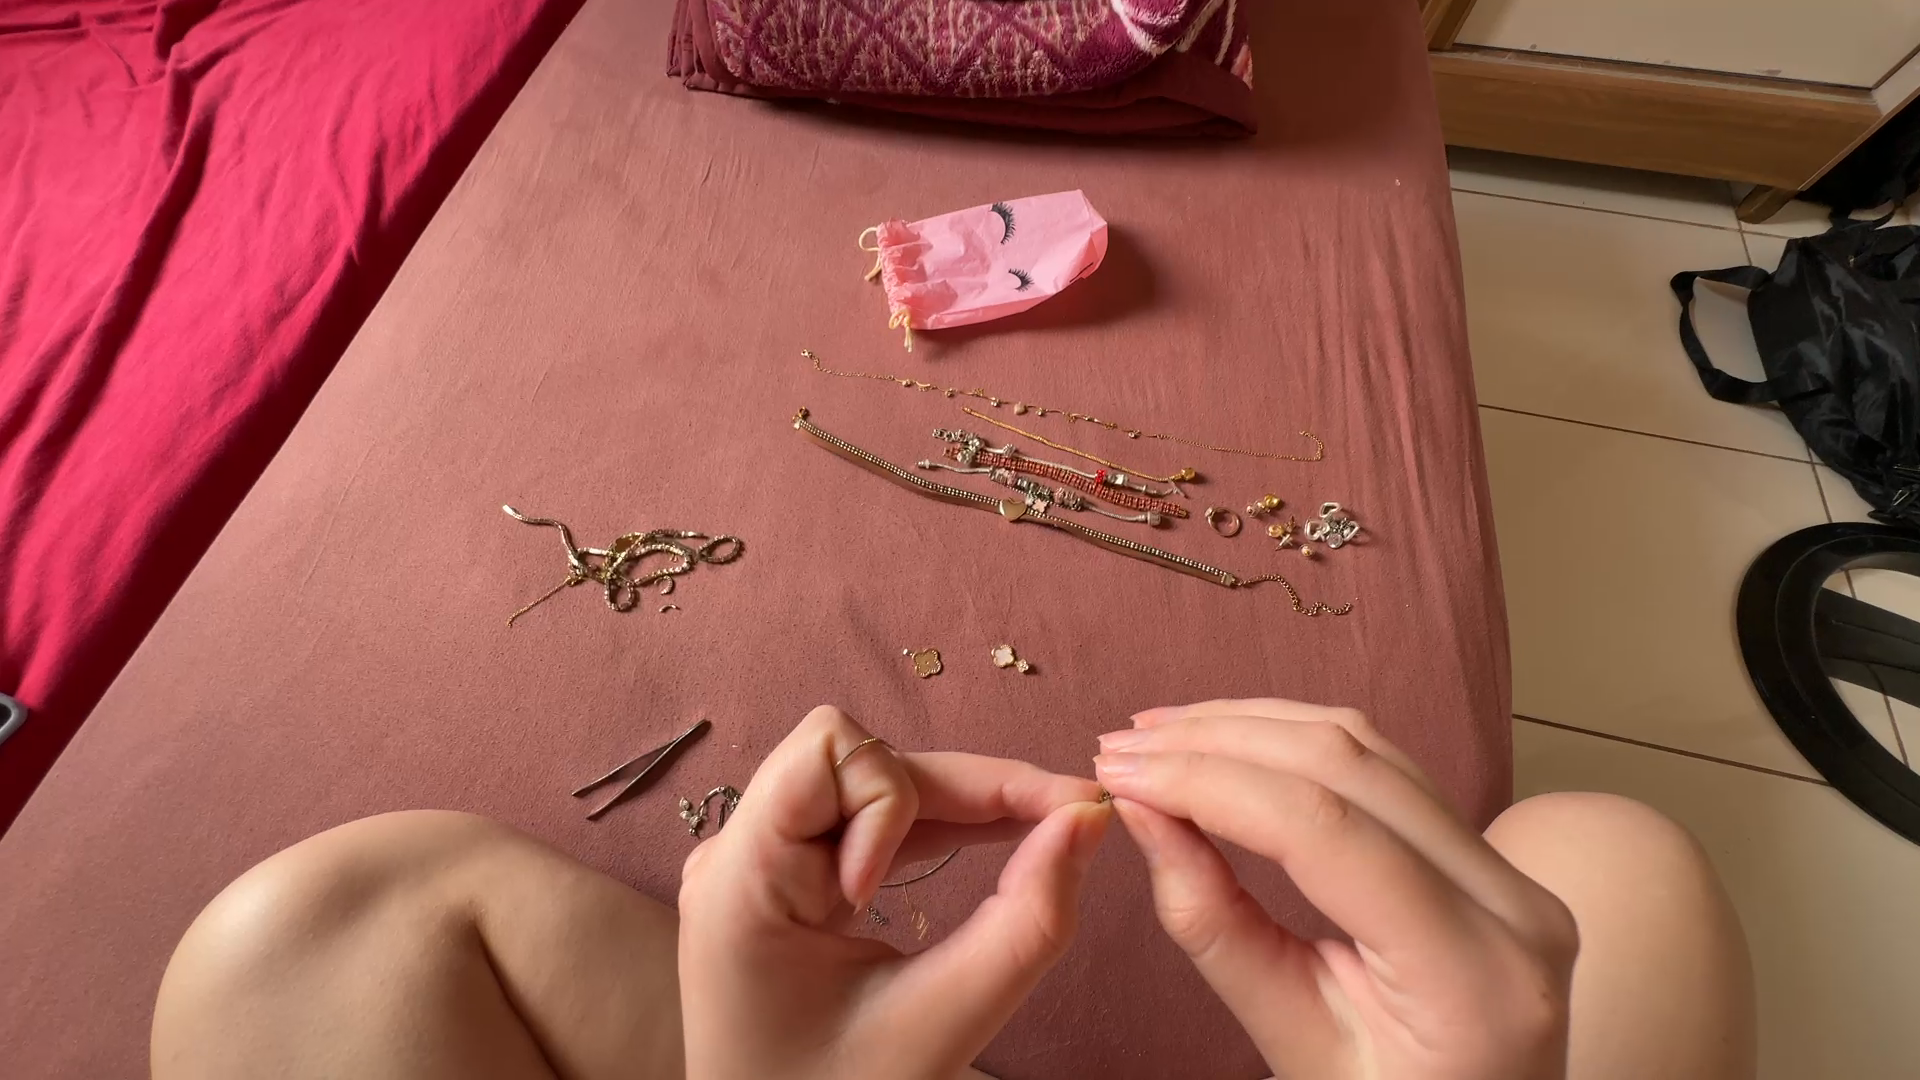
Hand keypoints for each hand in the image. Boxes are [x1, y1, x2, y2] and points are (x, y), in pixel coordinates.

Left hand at [678, 705, 1111, 1079]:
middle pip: (867, 762)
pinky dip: (942, 823)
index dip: (889, 794)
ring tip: (1045, 823)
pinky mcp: (794, 869)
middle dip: (970, 786)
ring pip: (882, 782)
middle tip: (1073, 810)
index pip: (824, 749)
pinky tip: (999, 832)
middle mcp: (744, 847)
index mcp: (741, 877)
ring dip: (963, 801)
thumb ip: (1025, 923)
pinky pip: (876, 818)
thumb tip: (1088, 818)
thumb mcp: (936, 1029)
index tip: (906, 878)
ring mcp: (766, 855)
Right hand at [1095, 699, 1577, 1079]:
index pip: (1318, 827)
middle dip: (1210, 740)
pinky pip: (1368, 753)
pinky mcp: (1473, 838)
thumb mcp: (1286, 1038)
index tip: (1117, 773)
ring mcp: (1501, 859)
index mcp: (1473, 976)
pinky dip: (1278, 730)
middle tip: (1120, 746)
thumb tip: (1138, 808)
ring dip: (1239, 722)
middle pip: (1338, 762)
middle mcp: (1509, 897)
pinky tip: (1219, 733)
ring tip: (1154, 731)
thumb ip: (1208, 919)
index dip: (1204, 782)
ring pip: (1353, 739)